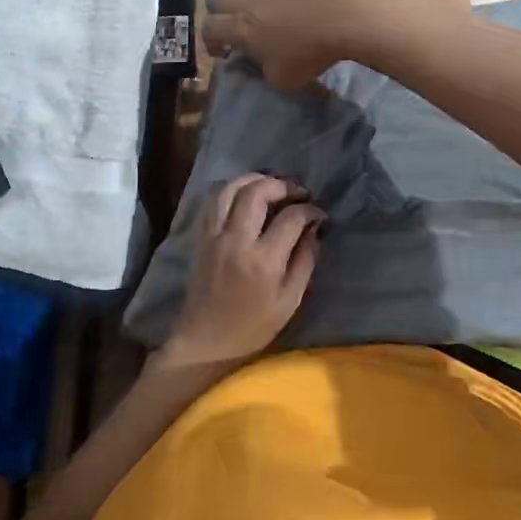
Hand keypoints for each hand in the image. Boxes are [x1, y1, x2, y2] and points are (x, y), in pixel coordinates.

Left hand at [156, 174, 325, 369]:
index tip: (319, 214)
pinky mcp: (201, 237)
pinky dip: (230, 190)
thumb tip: (314, 230)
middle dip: (282, 185)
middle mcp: (236, 240)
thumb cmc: (252, 328)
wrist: (205, 340)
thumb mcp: (289, 302)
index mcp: (263, 260)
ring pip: (229, 189)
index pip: (291, 218)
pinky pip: (212, 201)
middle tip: (298, 192)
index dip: (310, 210)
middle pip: (257, 192)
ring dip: (253, 179)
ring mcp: (214, 236)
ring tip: (271, 185)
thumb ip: (304, 262)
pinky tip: (245, 195)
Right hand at [203, 0, 428, 87]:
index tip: (222, 54)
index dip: (209, 42)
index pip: (208, 28)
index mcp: (240, 27)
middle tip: (232, 29)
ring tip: (258, 11)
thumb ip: (263, 70)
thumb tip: (263, 62)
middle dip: (219, 15)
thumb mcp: (281, 79)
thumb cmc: (309, 54)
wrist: (348, 18)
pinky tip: (285, 2)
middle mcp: (250, 1)